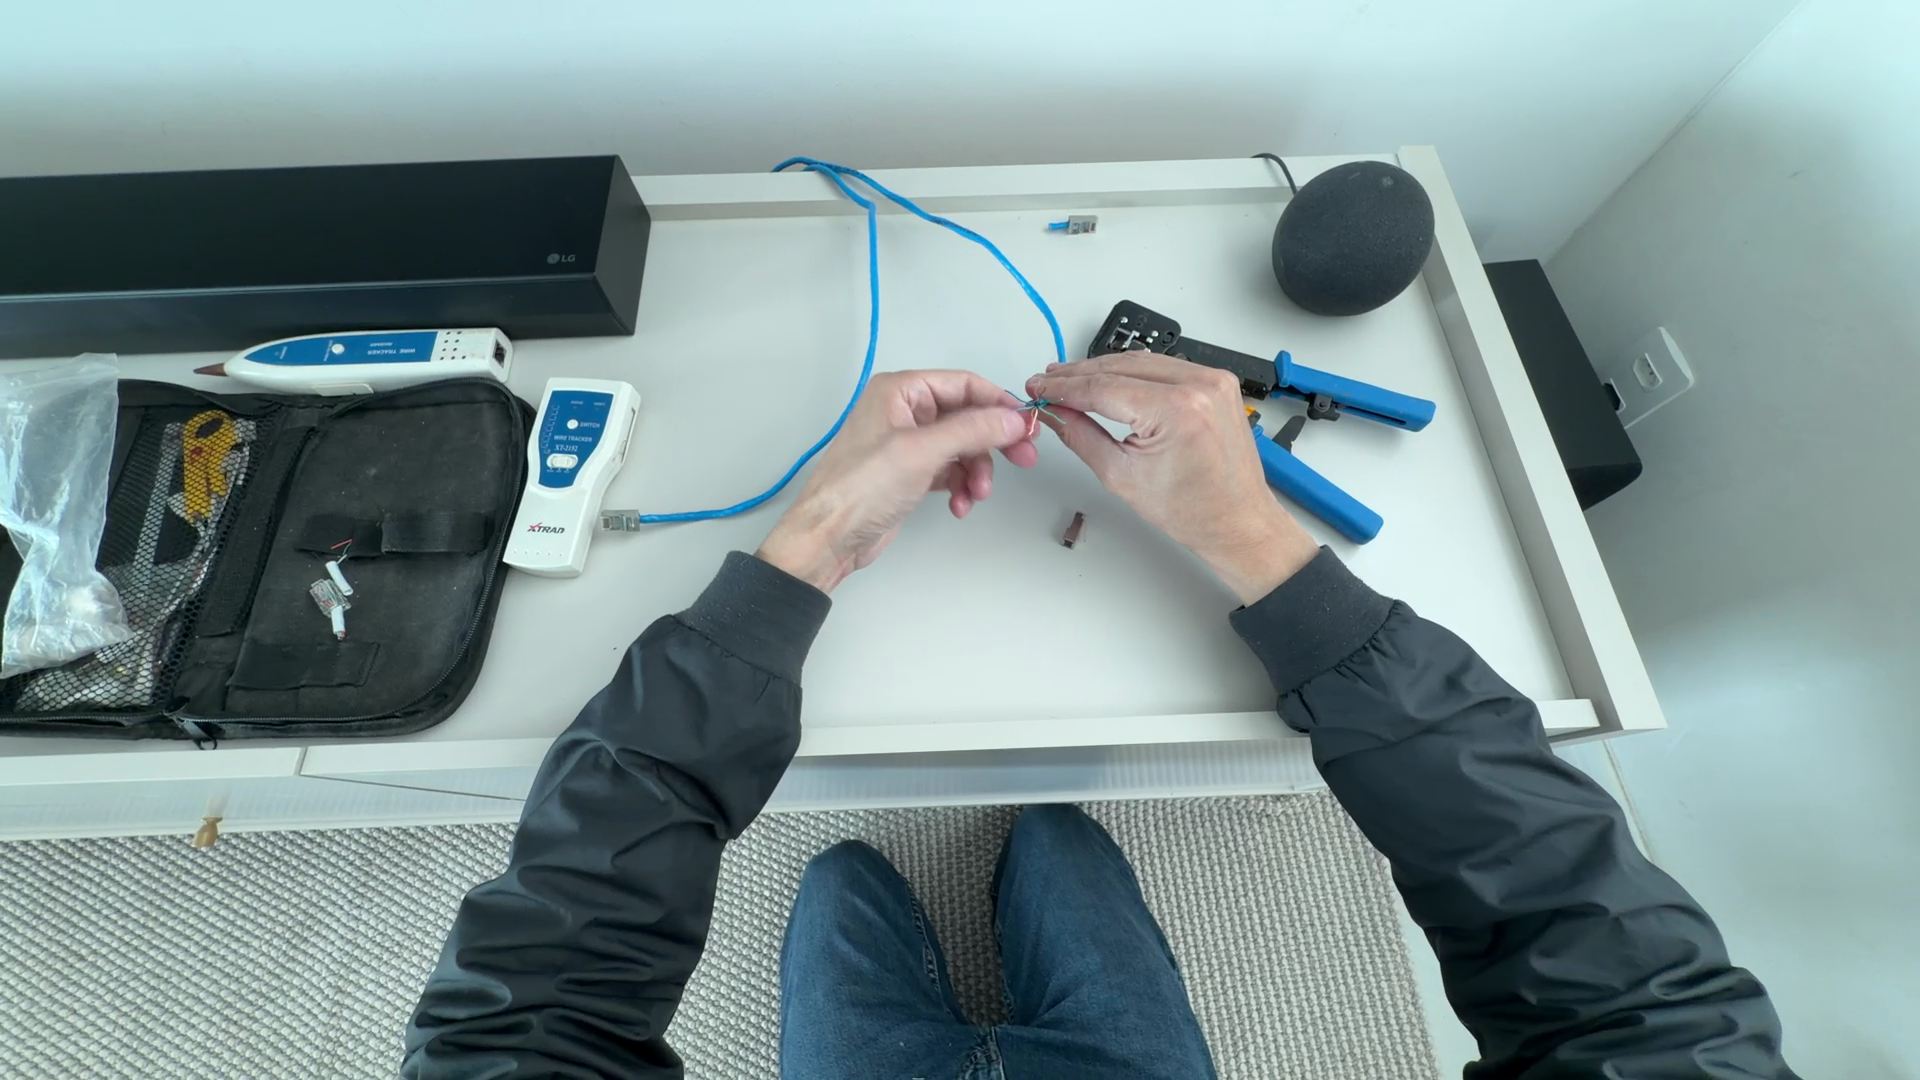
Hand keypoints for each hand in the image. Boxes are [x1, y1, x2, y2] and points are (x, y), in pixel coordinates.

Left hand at [756, 370, 1036, 592]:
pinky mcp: (910, 474)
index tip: (1028, 427)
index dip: (998, 404)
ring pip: (962, 449)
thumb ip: (973, 430)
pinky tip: (958, 506)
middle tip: (1023, 461)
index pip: (964, 385)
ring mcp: (907, 444)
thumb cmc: (864, 486)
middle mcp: (905, 412)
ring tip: (975, 495)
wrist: (831, 537)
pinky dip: (960, 487)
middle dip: (993, 443)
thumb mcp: (923, 451)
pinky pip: (949, 472)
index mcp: (901, 391)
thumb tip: (1016, 419)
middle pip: (967, 418)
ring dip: (976, 472)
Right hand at [1026, 353, 1318, 603]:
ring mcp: (1211, 379)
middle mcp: (1197, 385)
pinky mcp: (1216, 382)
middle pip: (1119, 367)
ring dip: (1101, 369)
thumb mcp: (1120, 475)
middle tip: (1046, 381)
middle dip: (1077, 374)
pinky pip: (1163, 367)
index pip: (1102, 387)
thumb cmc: (1190, 509)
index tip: (1038, 387)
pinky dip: (1131, 371)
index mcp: (1174, 410)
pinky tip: (1107, 377)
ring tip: (1068, 379)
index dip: (1062, 387)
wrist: (1236, 520)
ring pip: (1139, 362)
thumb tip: (1055, 412)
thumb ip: (1081, 436)